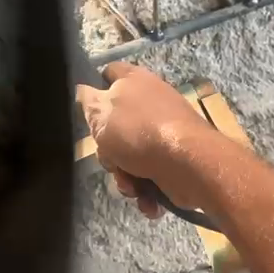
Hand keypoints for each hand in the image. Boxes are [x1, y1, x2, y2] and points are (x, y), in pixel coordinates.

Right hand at [76, 62, 221, 218]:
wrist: (191, 165)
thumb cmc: (139, 132)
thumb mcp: (100, 113)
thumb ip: (86, 101)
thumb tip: (82, 92)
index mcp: (133, 80)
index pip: (107, 73)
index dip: (94, 89)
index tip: (88, 113)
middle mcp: (150, 101)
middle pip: (116, 124)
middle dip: (110, 151)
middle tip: (112, 161)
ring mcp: (165, 130)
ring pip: (132, 153)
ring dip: (127, 176)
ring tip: (132, 188)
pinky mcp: (177, 158)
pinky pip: (152, 172)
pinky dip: (147, 189)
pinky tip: (148, 200)